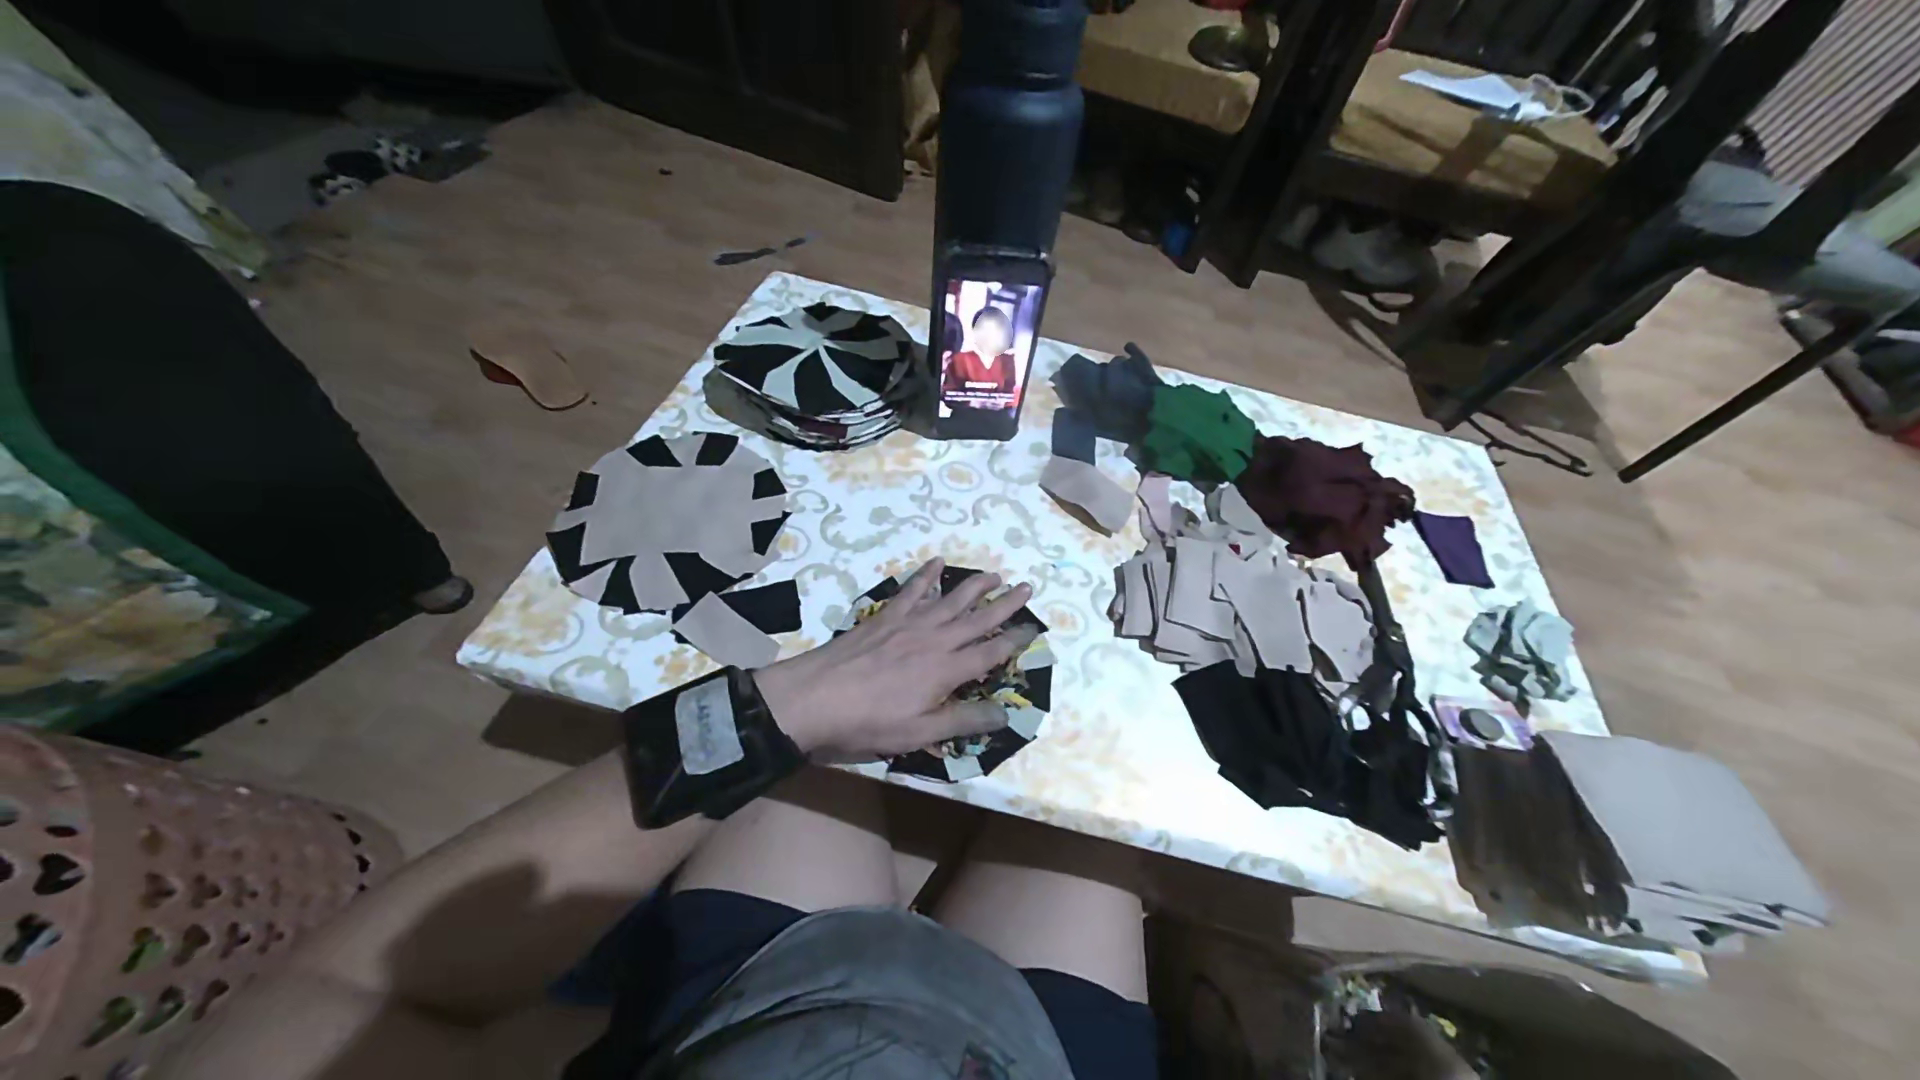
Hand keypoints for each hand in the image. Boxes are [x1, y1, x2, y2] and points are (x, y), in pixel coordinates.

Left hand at [752, 558, 1037, 761]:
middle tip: (1027, 586)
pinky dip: (926, 575)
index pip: (990, 653)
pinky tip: (936, 562)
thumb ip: (962, 720)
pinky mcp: (886, 616)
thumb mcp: (918, 733)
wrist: (814, 698)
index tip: (1033, 628)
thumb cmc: (868, 723)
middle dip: (1005, 603)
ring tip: (994, 573)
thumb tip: (1005, 713)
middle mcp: (934, 640)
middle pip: (977, 619)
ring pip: (950, 599)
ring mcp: (909, 624)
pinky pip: (912, 590)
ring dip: (974, 586)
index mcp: (946, 671)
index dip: (1014, 641)